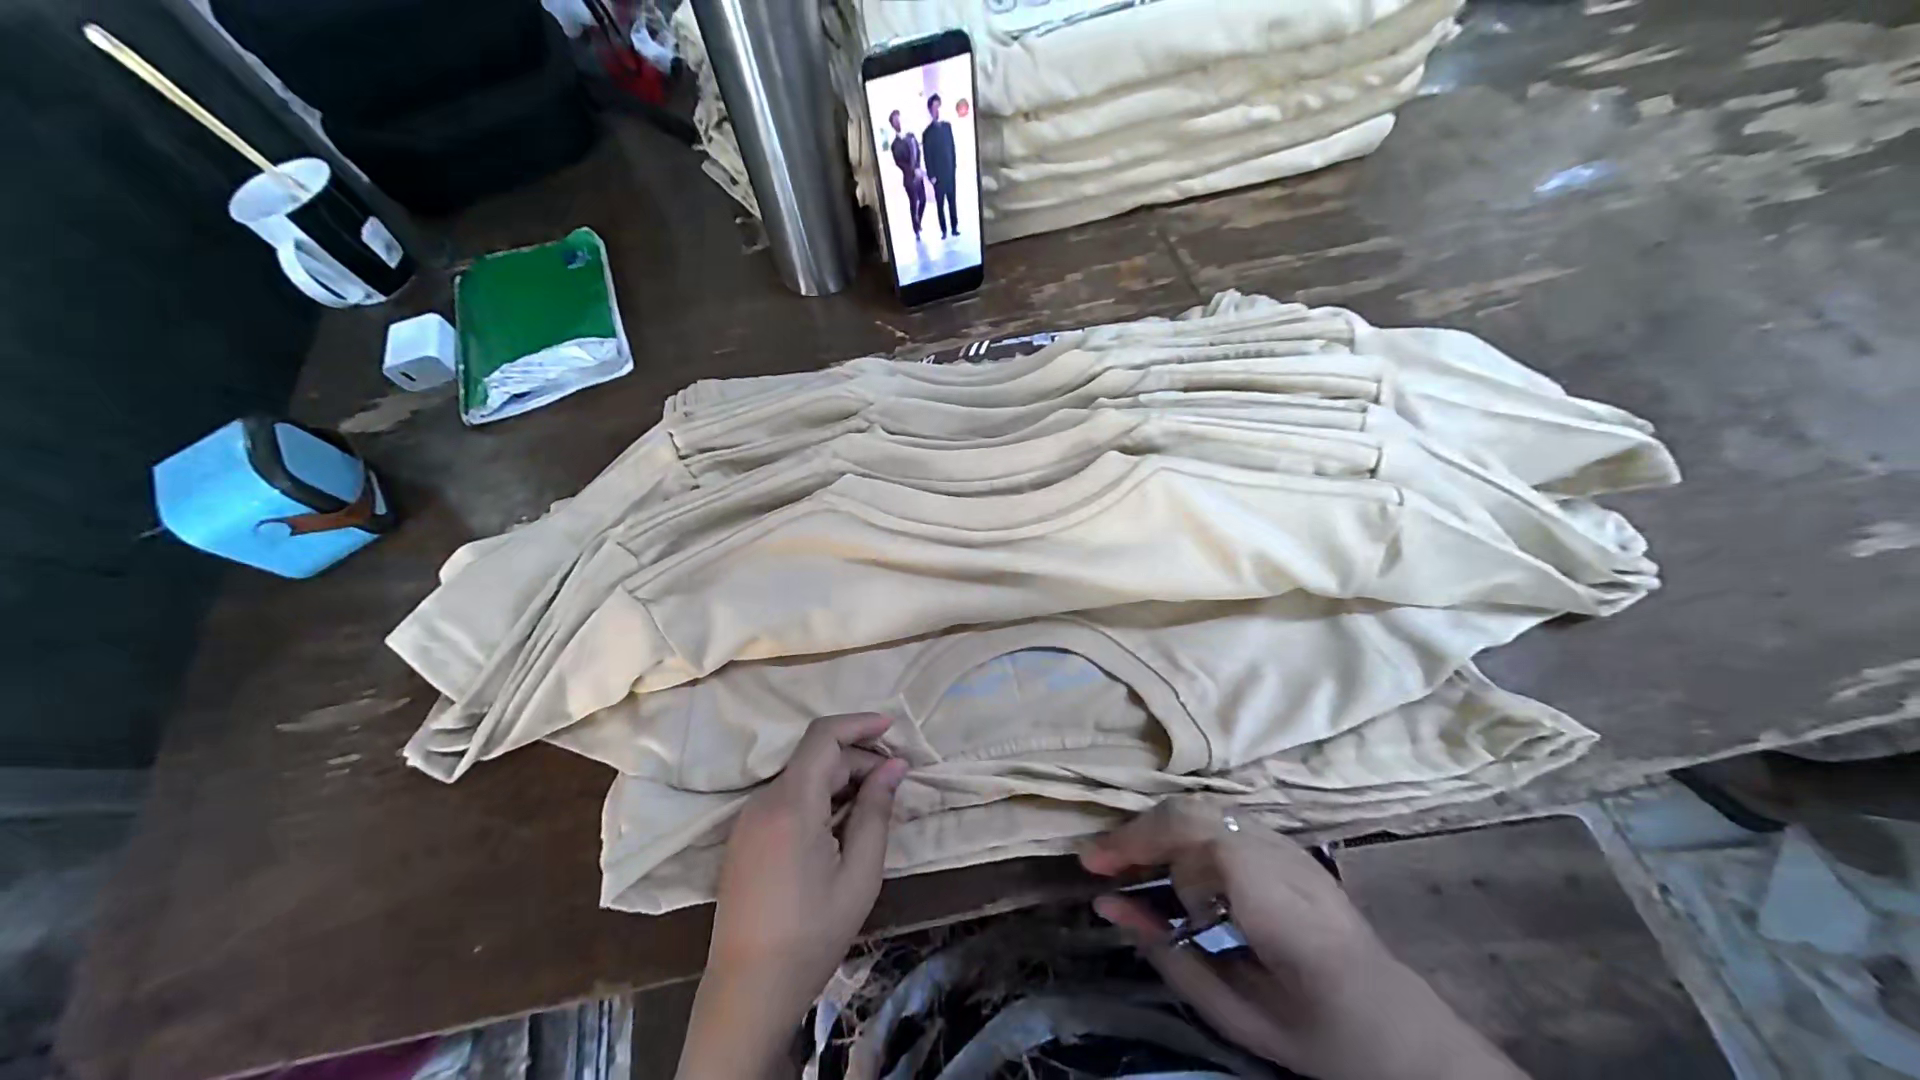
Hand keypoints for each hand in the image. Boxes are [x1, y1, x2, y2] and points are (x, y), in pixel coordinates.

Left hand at [677, 713, 907, 1079]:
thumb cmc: (812, 934)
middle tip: (895, 782)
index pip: (823, 737)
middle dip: (858, 759)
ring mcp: (748, 819)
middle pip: (815, 757)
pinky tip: (840, 822)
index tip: (893, 728)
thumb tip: (894, 767)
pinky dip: (817, 796)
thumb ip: (876, 812)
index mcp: (791, 805)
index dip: (859, 725)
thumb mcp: (860, 874)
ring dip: (839, 778)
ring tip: (873, 803)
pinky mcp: (744, 836)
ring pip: (801, 776)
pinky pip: (786, 798)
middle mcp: (763, 801)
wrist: (749, 988)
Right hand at [1083, 797, 1527, 1079]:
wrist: (1396, 1023)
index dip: (1142, 842)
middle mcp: (1287, 862)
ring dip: (1157, 832)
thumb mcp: (1233, 1013)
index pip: (1205, 841)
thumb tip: (1107, 903)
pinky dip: (1180, 835)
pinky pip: (1218, 820)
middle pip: (1196, 813)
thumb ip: (1168, 954)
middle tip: (1100, 864)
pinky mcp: (1286, 842)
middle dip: (1139, 833)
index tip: (1095, 867)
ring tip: (1129, 865)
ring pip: (1202, 809)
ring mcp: (1290, 845)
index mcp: (1285, 913)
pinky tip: (1169, 866)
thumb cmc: (1314, 1032)